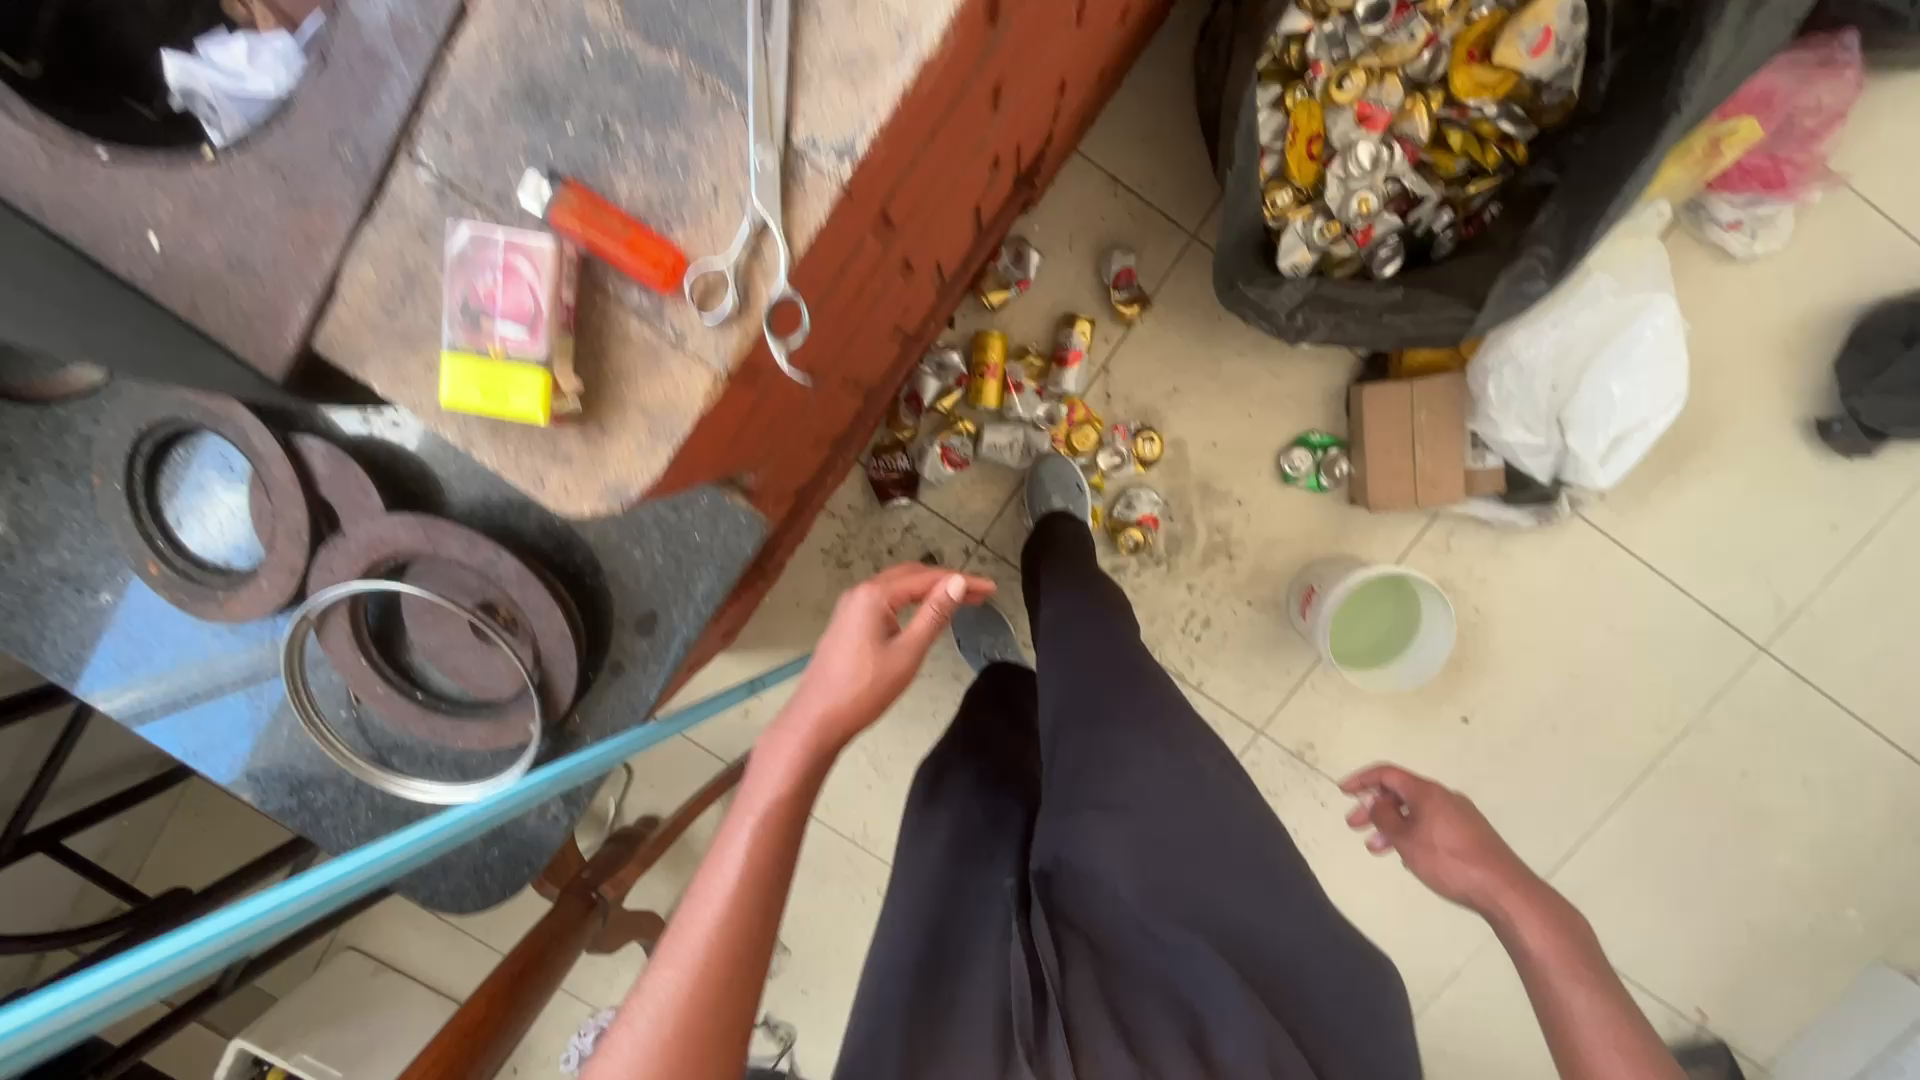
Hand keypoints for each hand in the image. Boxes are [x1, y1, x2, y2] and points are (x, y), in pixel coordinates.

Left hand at [769, 564, 995, 759]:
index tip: (990, 590)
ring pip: (897, 587)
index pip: (927, 578)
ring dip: (928, 590)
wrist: (817, 719)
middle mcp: (860, 593)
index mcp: (874, 595)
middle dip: (946, 582)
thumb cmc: (865, 689)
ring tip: (959, 601)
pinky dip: (910, 601)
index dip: (961, 581)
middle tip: (979, 595)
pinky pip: (885, 601)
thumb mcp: (907, 652)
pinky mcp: (848, 623)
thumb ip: (934, 615)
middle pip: (911, 576)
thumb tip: (958, 582)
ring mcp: (850, 607)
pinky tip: (924, 613)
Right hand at [1340, 762, 1539, 918]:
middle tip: (1355, 826)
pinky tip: (1407, 856)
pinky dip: (1411, 833)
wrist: (1505, 890)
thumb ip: (1384, 817)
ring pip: (1415, 812)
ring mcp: (1459, 815)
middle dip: (1373, 808)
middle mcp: (1443, 797)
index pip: (1387, 773)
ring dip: (1392, 826)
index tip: (1344, 791)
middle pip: (1400, 793)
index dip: (1361, 780)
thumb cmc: (1449, 861)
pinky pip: (1430, 824)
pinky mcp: (1469, 834)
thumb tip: (1376, 803)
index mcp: (1427, 792)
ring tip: (1377, 849)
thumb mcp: (1406, 839)